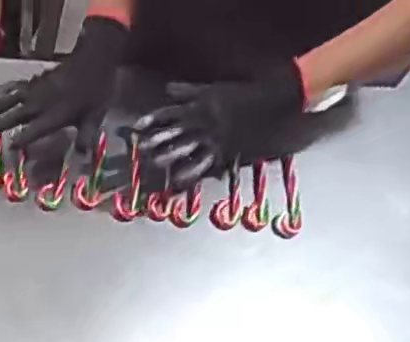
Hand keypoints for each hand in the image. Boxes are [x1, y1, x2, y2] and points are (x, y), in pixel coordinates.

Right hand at [0, 16, 128, 160]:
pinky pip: (18, 85)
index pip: (34, 131)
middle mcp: (43, 103)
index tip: (10, 146)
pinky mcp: (38, 79)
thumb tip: (82, 158)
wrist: (95, 57)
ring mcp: (39, 89)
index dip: (22, 139)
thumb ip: (85, 138)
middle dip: (3, 121)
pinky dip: (6, 89)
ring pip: (14, 98)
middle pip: (18, 114)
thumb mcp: (94, 117)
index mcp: (55, 116)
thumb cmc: (96, 90)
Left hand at [131, 59, 304, 189]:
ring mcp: (212, 138)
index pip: (170, 113)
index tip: (136, 127)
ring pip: (186, 149)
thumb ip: (188, 92)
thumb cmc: (242, 95)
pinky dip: (189, 175)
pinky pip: (203, 166)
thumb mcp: (213, 89)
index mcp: (199, 106)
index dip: (152, 120)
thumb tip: (167, 89)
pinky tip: (177, 184)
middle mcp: (202, 123)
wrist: (273, 103)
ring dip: (170, 158)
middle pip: (174, 133)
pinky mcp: (222, 152)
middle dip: (156, 142)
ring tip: (155, 165)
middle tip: (141, 151)